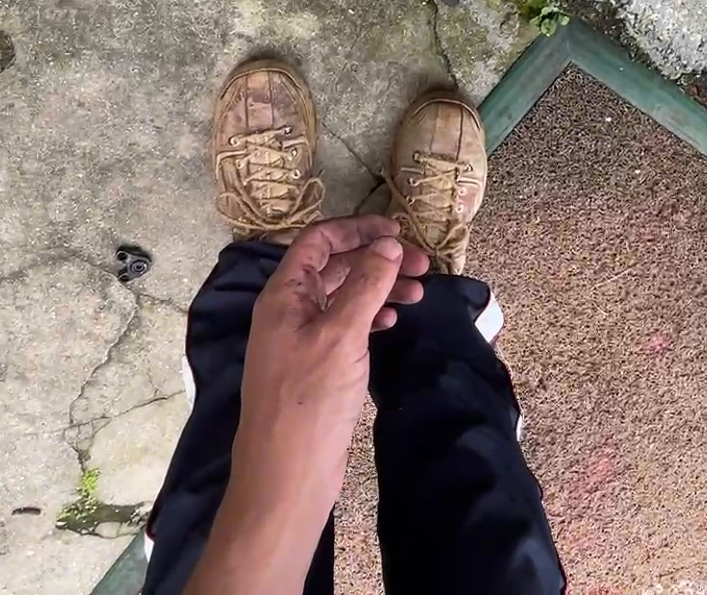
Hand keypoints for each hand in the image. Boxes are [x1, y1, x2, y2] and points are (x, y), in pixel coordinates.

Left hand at [231, 215, 429, 515]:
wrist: (286, 476)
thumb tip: (389, 244)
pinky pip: (345, 323)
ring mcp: (301, 337)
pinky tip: (392, 320)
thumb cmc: (310, 399)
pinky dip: (371, 314)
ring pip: (344, 294)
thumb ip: (366, 284)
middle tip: (422, 264)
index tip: (398, 232)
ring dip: (380, 287)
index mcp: (284, 293)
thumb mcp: (342, 334)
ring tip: (419, 292)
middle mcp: (289, 309)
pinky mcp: (316, 363)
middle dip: (377, 259)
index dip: (357, 229)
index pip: (319, 240)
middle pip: (336, 265)